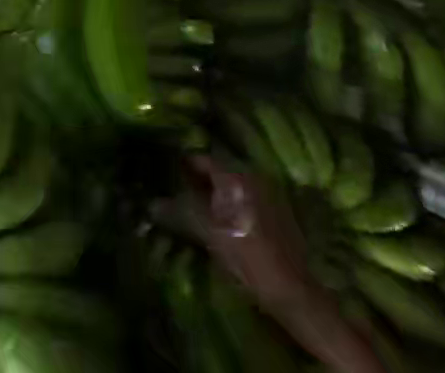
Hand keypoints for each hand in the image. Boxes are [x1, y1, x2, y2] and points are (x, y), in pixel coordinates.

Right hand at [170, 157, 391, 372]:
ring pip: (232, 182)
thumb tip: (152, 202)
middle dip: (197, 177)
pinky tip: (222, 218)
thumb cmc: (247, 256)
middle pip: (217, 167)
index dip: (182, 163)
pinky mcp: (277, 207)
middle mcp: (253, 173)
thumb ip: (179, 211)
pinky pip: (246, 194)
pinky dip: (231, 200)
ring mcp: (267, 189)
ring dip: (214, 190)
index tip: (165, 172)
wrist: (292, 288)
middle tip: (176, 190)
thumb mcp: (208, 233)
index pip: (201, 156)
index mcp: (235, 174)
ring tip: (196, 205)